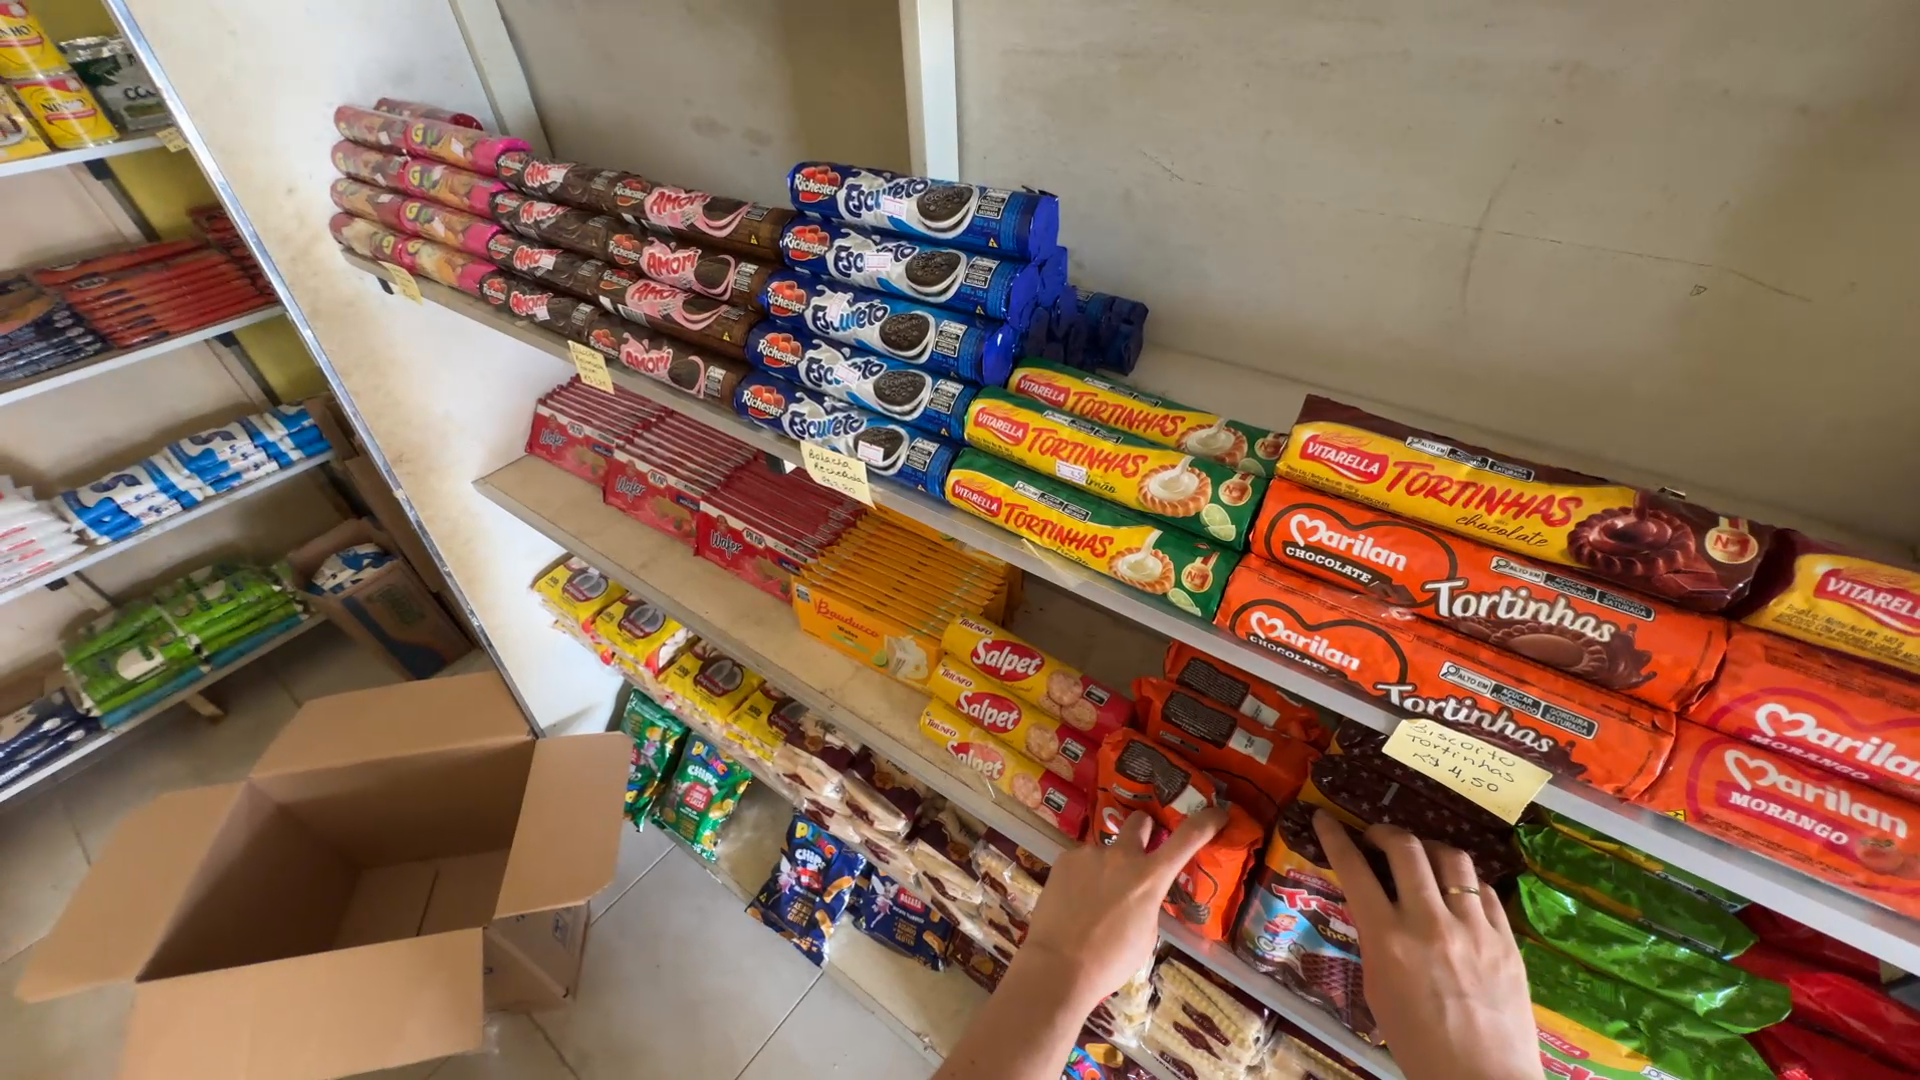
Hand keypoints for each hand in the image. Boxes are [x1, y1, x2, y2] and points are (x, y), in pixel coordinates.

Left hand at [1014, 808, 1228, 1010]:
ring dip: (1107, 865)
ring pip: (1105, 850)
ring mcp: (1090, 853)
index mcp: (1150, 877)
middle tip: (1139, 849)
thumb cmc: (1112, 959)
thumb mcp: (1147, 933)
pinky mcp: (1065, 857)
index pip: (1187, 839)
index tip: (1218, 813)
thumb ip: (1148, 901)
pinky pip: (1081, 860)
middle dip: (1144, 830)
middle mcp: (1121, 855)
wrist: (1059, 964)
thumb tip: (1140, 891)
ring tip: (1093, 897)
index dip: (1205, 822)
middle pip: (1139, 821)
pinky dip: (1082, 875)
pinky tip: (1073, 899)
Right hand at [1312, 811, 1538, 1079]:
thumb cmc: (1415, 1041)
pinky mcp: (1507, 942)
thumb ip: (1373, 936)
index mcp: (1387, 938)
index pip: (1353, 867)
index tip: (1324, 816)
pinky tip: (1456, 893)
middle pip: (1405, 847)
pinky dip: (1463, 882)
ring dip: (1428, 849)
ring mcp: (1474, 930)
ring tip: (1421, 859)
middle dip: (1384, 832)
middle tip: (1376, 838)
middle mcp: (1429, 923)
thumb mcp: (1376, 984)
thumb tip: (1372, 902)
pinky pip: (1484, 890)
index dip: (1334, 835)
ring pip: (1452, 858)